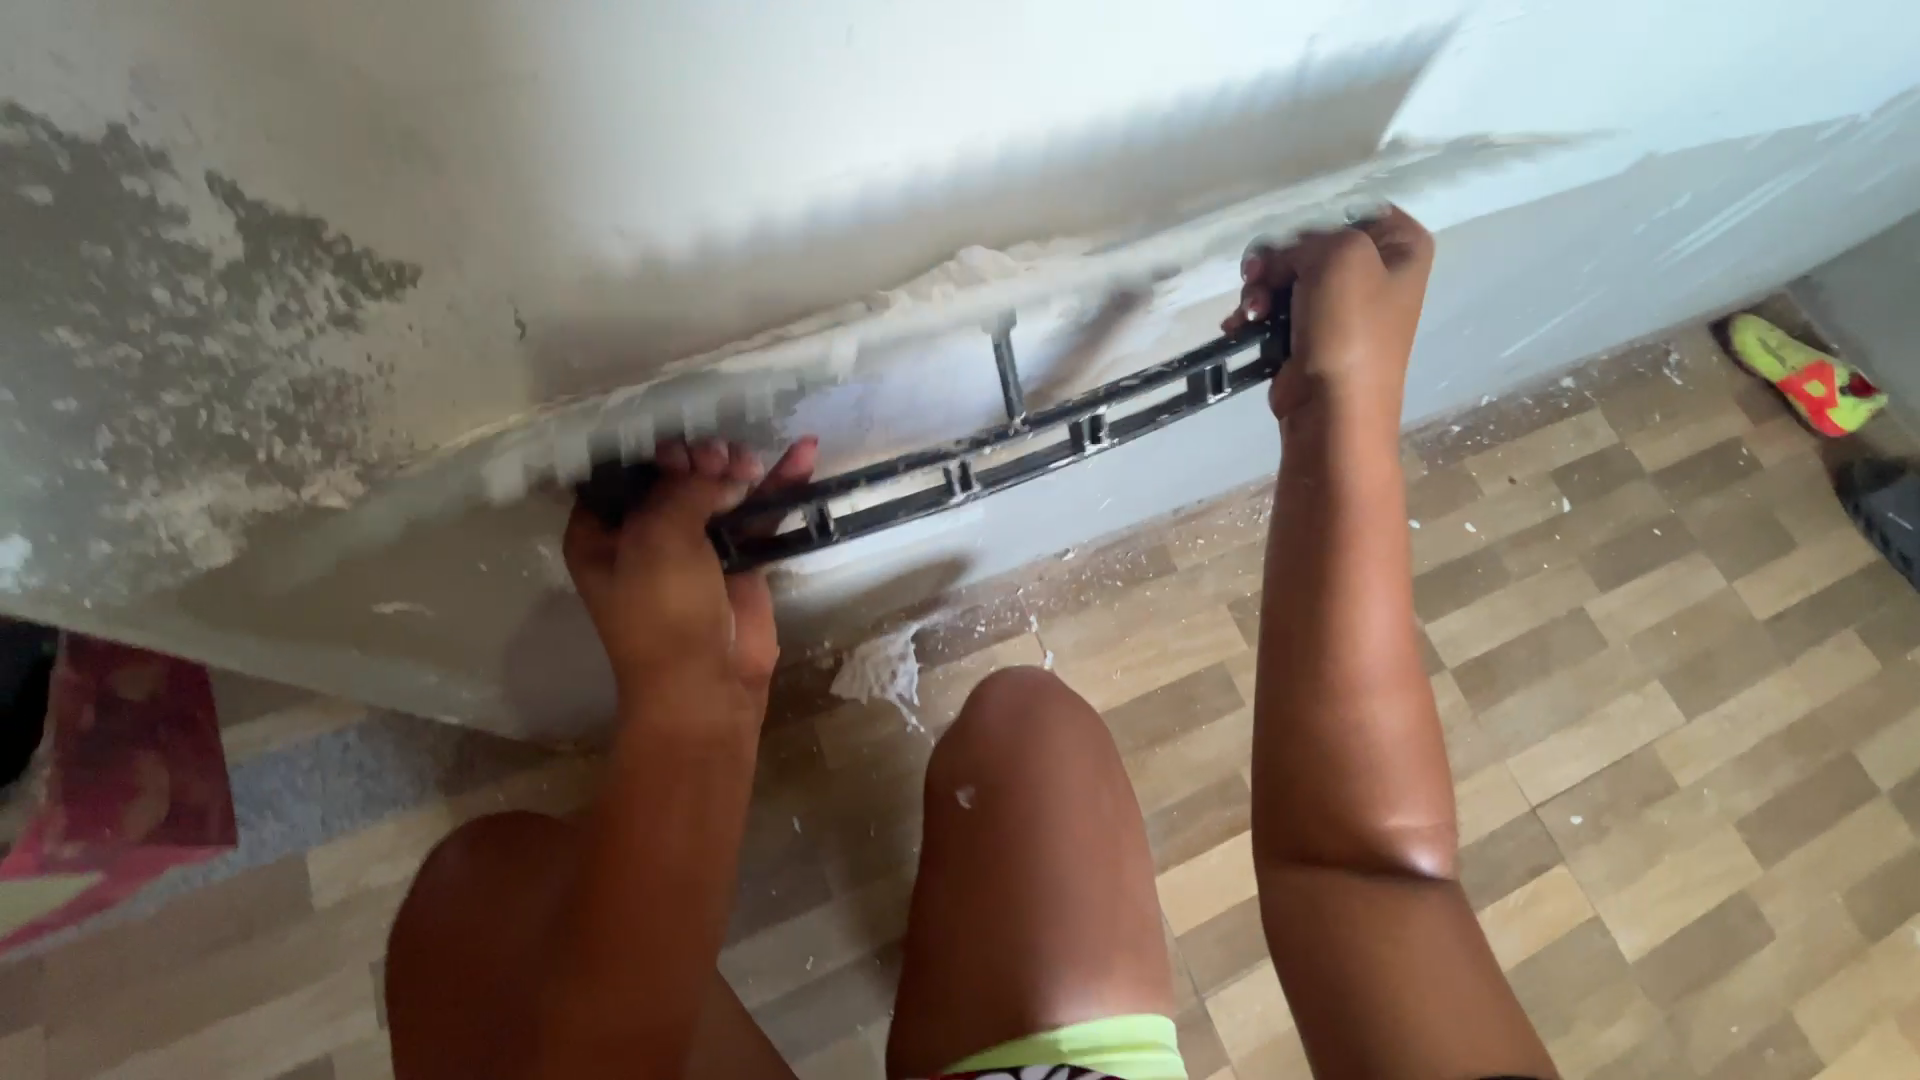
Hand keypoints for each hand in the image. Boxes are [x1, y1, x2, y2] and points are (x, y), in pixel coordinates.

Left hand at [563, 436, 818, 718]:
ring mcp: (696, 547)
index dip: (651, 449)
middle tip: (720, 459)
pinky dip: (779, 488)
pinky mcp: (740, 560)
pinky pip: (759, 514)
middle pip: (676, 474)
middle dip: (700, 458)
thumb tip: (725, 473)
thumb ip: (685, 490)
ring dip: (738, 467)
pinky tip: (804, 455)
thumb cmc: (664, 613)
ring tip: (751, 461)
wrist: (707, 684)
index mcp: (603, 531)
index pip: (623, 471)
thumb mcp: (658, 539)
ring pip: (720, 490)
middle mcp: (645, 533)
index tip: (681, 446)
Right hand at [1221, 205, 1434, 422]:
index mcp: (1402, 246)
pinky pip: (1276, 309)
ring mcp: (1340, 306)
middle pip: (1311, 244)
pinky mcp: (1309, 335)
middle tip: (1256, 277)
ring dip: (1259, 290)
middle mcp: (1375, 272)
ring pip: (1286, 277)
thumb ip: (1309, 237)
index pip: (1350, 209)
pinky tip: (1240, 325)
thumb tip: (1284, 260)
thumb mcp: (1339, 255)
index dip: (1312, 222)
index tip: (1288, 243)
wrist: (1332, 409)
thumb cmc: (1348, 329)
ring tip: (1250, 312)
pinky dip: (1254, 314)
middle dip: (1276, 261)